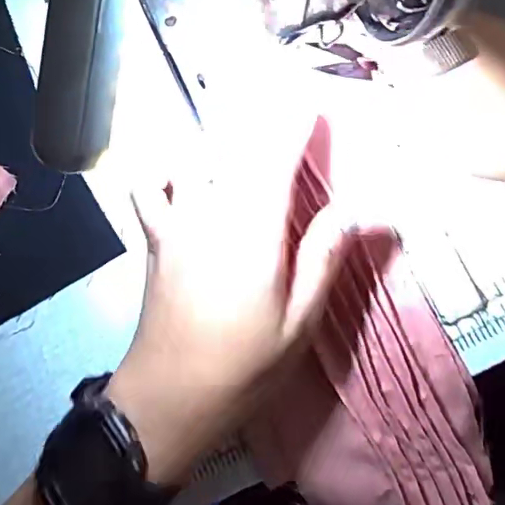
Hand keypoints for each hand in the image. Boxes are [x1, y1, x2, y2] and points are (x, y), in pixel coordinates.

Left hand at [106, 122, 349, 486]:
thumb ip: (323, 259)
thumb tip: (355, 211)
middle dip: (261, 120)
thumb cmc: (243, 366)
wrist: (166, 400)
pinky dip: (163, 171)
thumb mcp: (298, 323)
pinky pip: (149, 188)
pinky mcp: (156, 239)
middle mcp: (213, 215)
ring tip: (242, 133)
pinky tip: (182, 172)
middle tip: (281, 106)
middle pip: (235, 149)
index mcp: (254, 233)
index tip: (310, 104)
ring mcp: (178, 223)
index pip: (276, 162)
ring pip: (195, 159)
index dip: (293, 127)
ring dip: (220, 140)